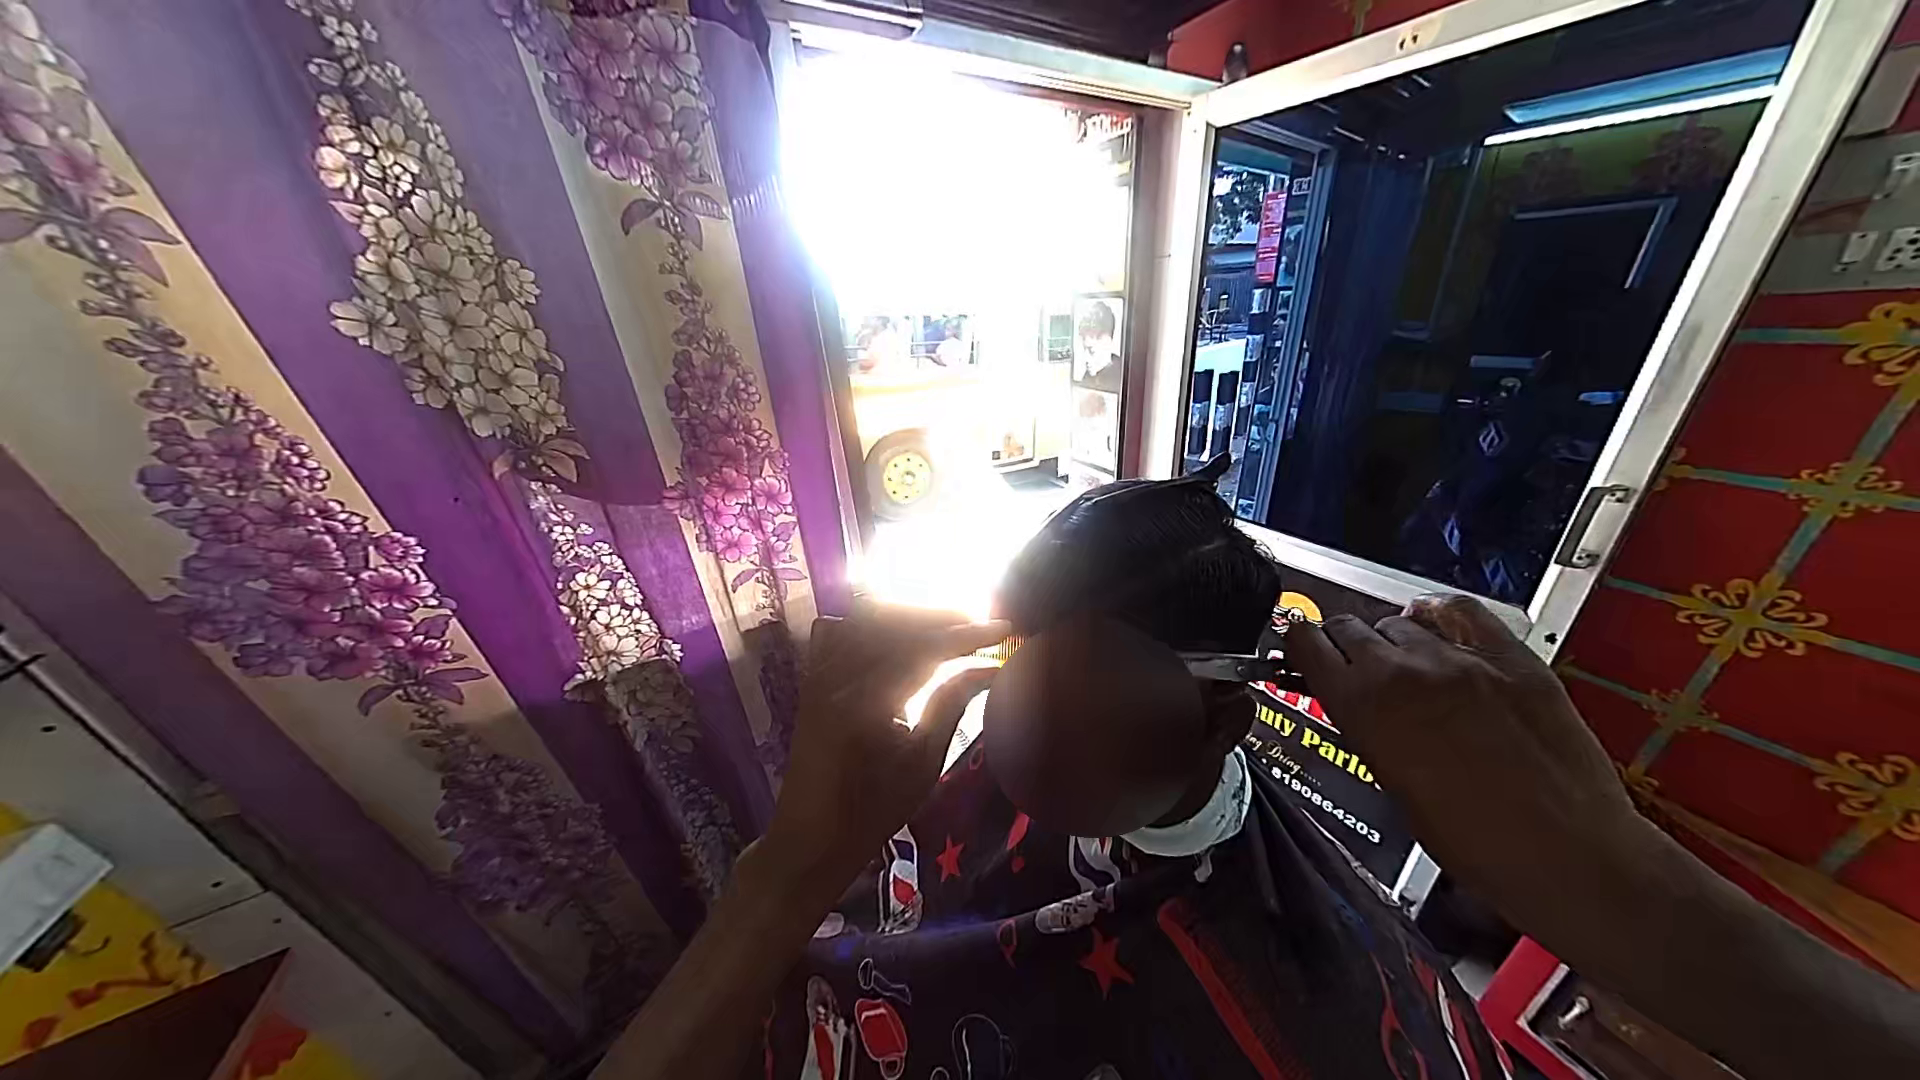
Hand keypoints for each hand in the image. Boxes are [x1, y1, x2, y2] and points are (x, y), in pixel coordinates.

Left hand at [762, 606, 1006, 896]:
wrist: (811, 836)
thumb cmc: (873, 810)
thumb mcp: (923, 763)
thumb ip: (952, 703)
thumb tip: (991, 668)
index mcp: (867, 703)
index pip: (924, 650)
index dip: (967, 636)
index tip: (1004, 629)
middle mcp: (840, 677)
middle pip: (894, 622)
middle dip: (940, 617)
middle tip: (978, 626)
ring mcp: (823, 673)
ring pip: (868, 619)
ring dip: (911, 616)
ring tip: (947, 626)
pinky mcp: (817, 677)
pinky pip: (849, 631)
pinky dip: (881, 624)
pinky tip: (905, 633)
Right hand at [1286, 595, 1654, 942]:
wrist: (1567, 857)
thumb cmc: (1473, 840)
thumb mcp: (1386, 779)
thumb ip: (1362, 723)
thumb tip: (1352, 698)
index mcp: (1359, 704)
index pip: (1304, 640)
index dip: (1299, 641)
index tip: (1302, 646)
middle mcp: (1400, 671)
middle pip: (1346, 625)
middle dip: (1341, 642)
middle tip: (1352, 664)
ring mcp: (1457, 660)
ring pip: (1397, 621)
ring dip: (1391, 639)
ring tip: (1406, 664)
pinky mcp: (1509, 659)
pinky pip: (1459, 610)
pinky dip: (1438, 613)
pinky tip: (1435, 626)